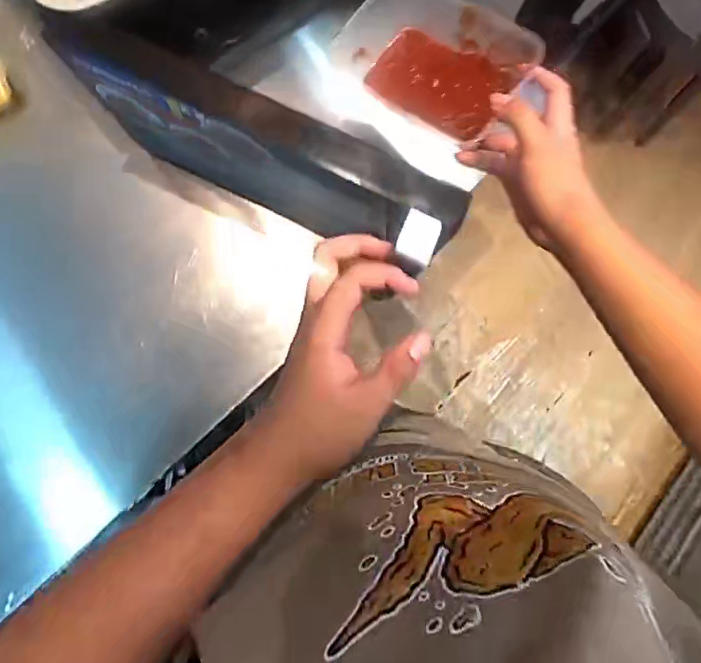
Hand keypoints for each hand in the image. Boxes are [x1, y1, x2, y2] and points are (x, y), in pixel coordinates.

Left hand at [248, 236, 431, 483]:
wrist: (276, 455)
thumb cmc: (319, 433)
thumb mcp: (366, 407)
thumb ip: (396, 370)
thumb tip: (424, 337)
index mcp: (324, 328)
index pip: (351, 278)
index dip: (385, 274)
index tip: (413, 291)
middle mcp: (313, 317)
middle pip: (323, 257)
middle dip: (359, 245)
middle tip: (394, 253)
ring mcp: (310, 325)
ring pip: (323, 271)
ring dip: (355, 259)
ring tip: (389, 267)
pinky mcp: (313, 336)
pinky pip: (329, 290)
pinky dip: (352, 279)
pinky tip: (375, 296)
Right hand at [456, 67, 604, 250]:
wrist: (563, 225)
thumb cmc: (554, 179)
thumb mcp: (536, 142)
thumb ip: (517, 116)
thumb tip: (496, 96)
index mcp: (555, 124)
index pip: (555, 90)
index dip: (541, 75)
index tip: (517, 66)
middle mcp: (543, 137)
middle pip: (523, 113)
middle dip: (501, 106)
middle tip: (476, 98)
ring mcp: (528, 158)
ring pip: (503, 139)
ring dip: (483, 136)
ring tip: (460, 134)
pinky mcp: (517, 178)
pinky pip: (494, 162)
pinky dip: (478, 159)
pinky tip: (460, 158)